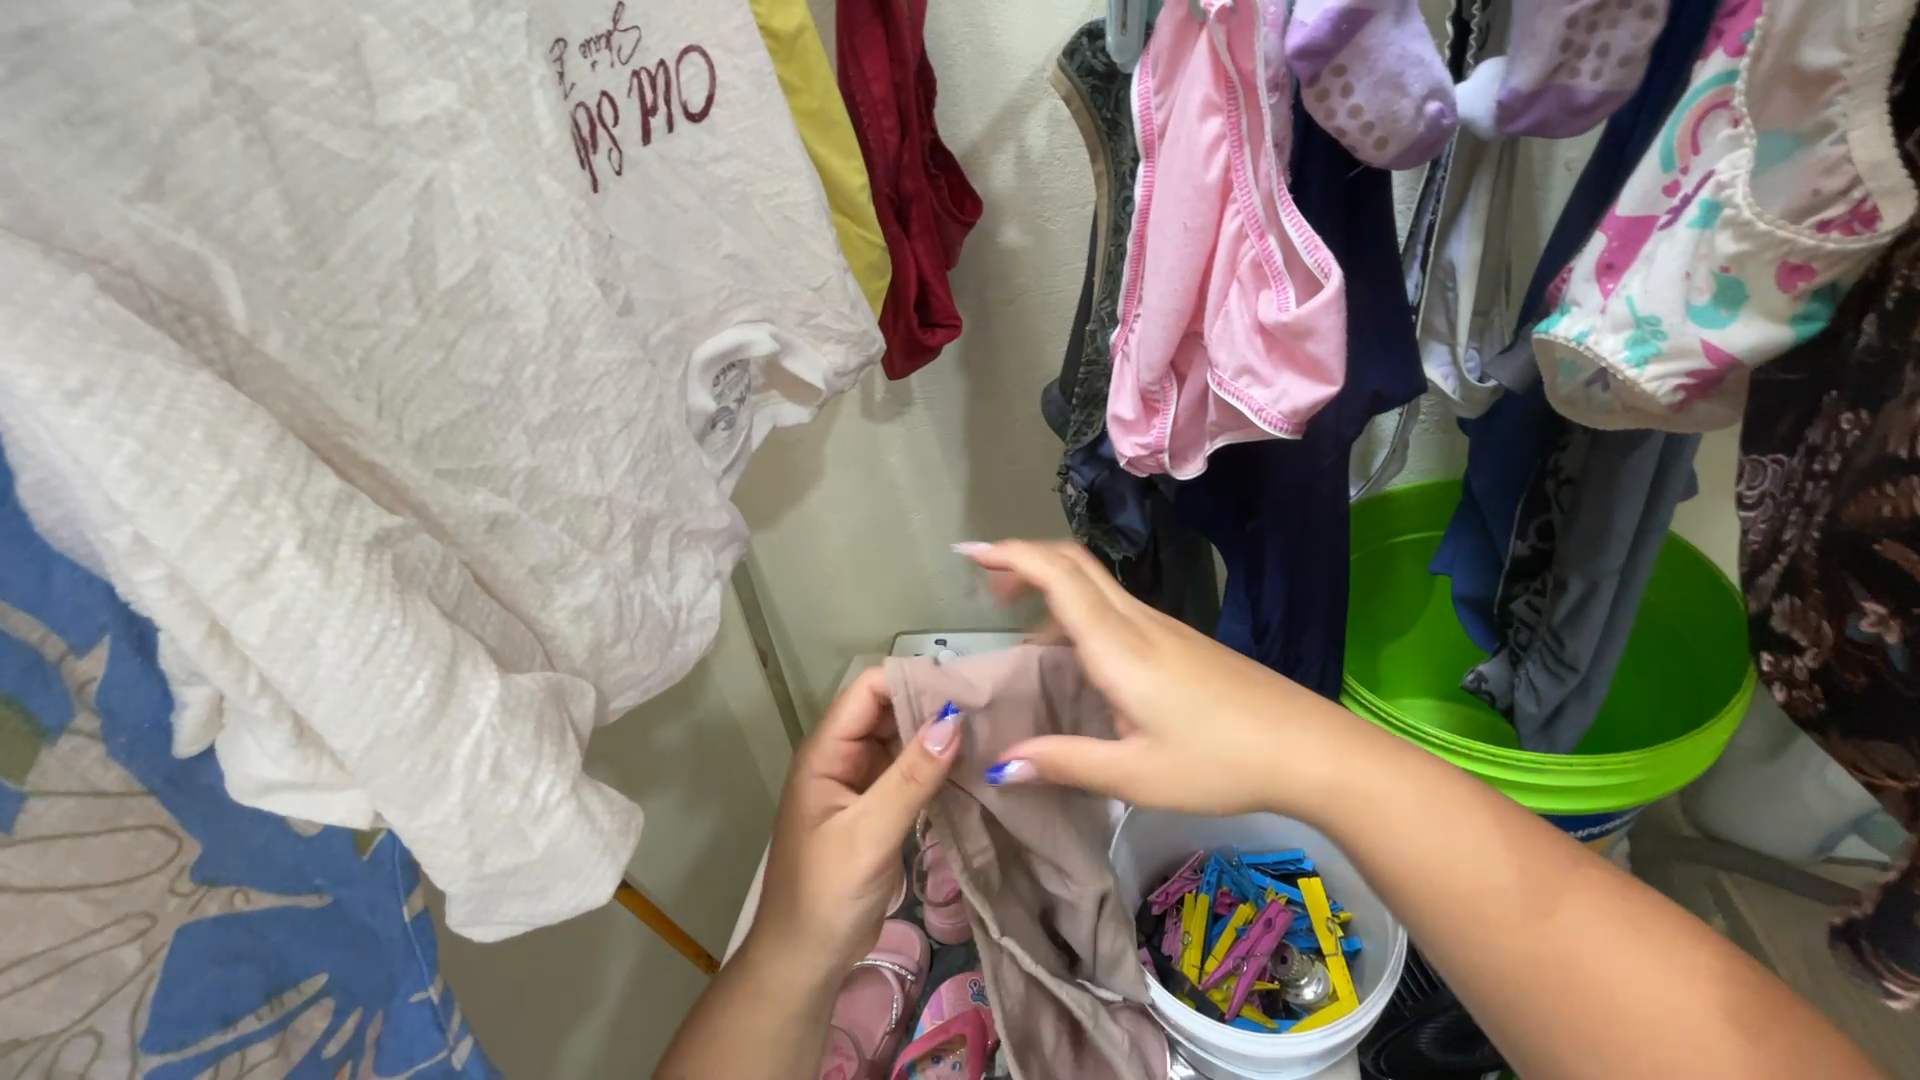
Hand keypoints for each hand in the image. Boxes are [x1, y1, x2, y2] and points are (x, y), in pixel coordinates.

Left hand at [752, 668, 961, 976]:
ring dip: (936, 735)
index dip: (911, 680)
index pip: (868, 691)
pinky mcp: (878, 809)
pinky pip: (908, 772)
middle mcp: (842, 758)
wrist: (806, 958)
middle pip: (887, 710)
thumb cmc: (826, 894)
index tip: (963, 686)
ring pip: (901, 741)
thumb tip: (954, 718)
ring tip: (988, 730)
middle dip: (930, 704)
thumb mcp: (869, 833)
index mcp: (826, 752)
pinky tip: (971, 766)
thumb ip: (911, 776)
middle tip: (987, 707)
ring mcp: (860, 784)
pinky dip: (935, 766)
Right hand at [961, 540, 1357, 818]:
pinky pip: (1114, 607)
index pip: (1058, 577)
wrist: (1308, 748)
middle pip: (1074, 563)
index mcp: (1119, 647)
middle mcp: (1137, 622)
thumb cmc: (1220, 762)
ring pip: (1094, 583)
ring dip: (1050, 585)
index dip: (1010, 555)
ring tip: (1017, 623)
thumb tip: (999, 763)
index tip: (969, 552)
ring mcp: (1162, 626)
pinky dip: (1077, 609)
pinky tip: (1074, 656)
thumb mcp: (1136, 775)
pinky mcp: (1178, 639)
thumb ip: (1064, 763)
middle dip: (1024, 559)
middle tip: (985, 582)